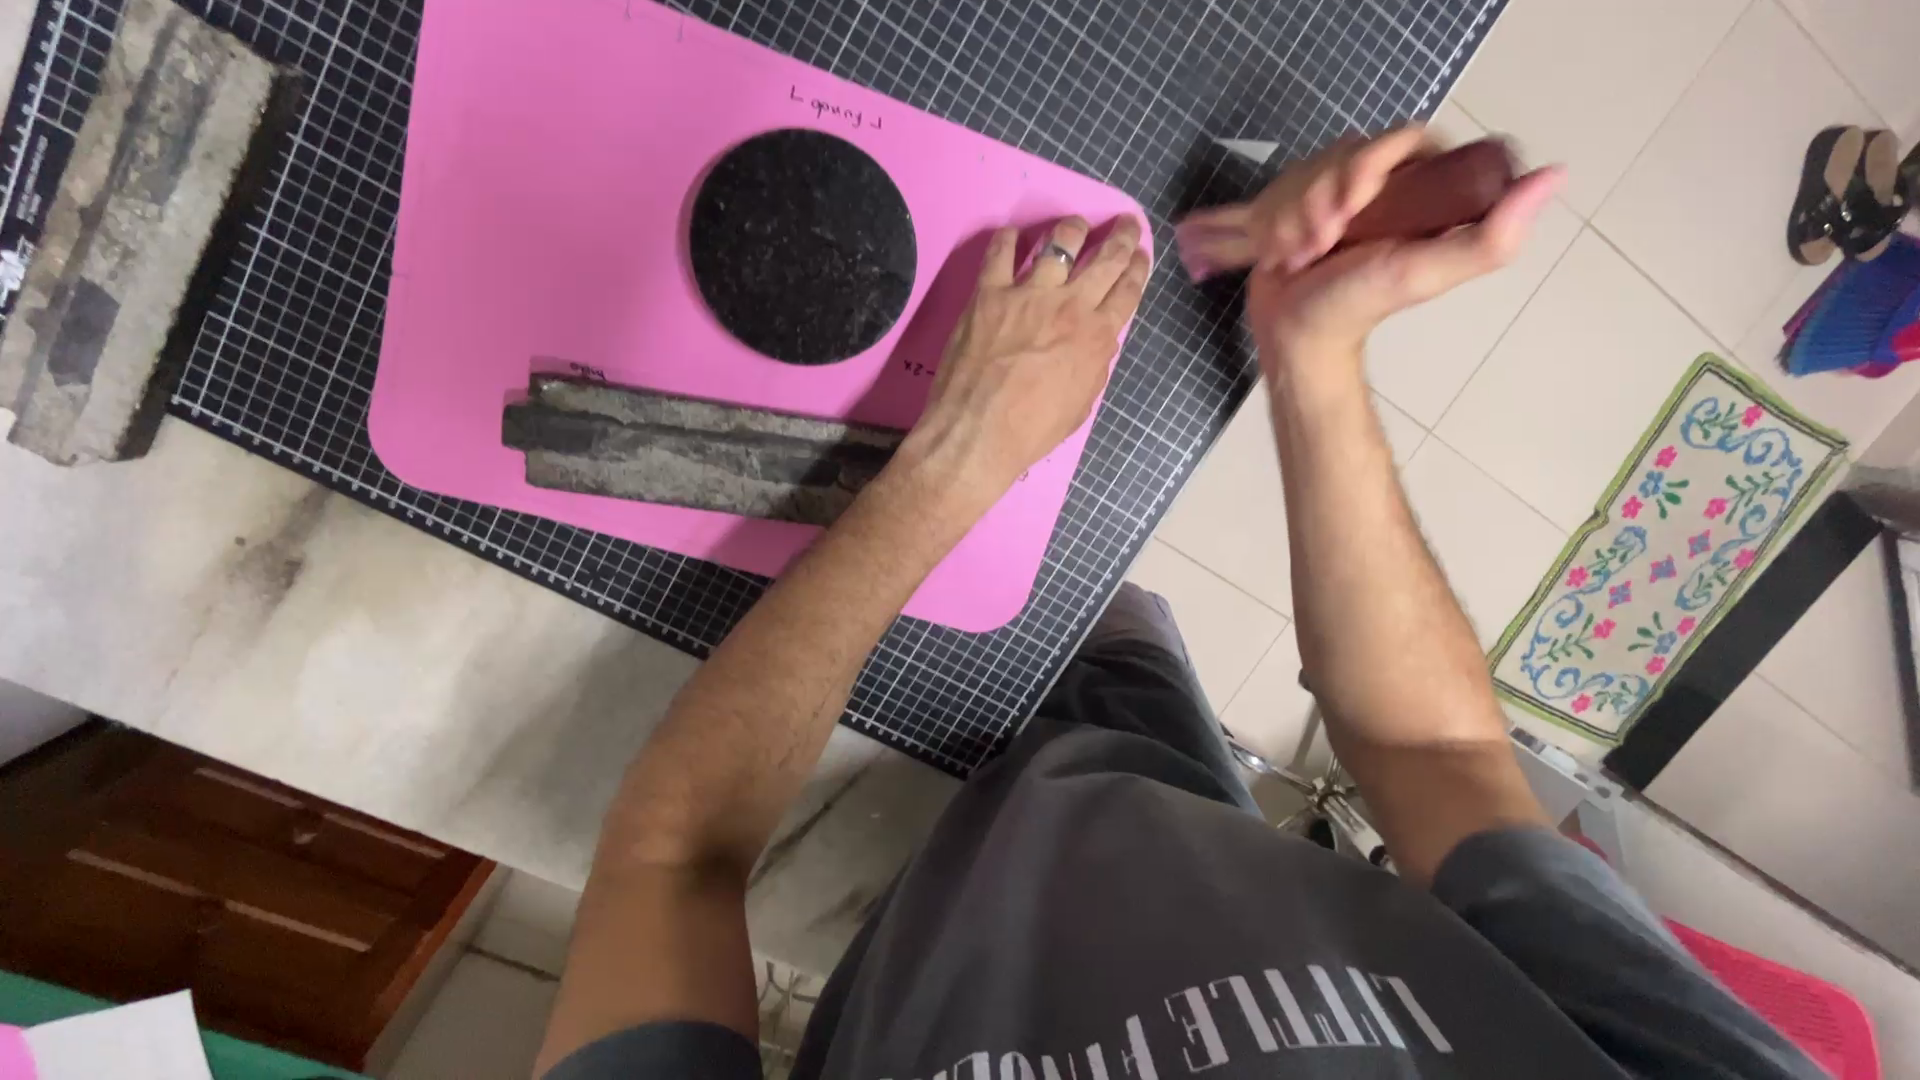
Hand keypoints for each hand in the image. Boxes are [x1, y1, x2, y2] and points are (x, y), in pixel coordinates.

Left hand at [903, 215, 1150, 502]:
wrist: (978, 432)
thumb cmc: (1031, 431)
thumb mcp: (1080, 406)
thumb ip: (1093, 367)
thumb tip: (1099, 344)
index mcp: (1096, 337)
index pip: (1127, 291)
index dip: (1138, 268)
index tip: (1141, 254)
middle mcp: (1069, 306)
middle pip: (1104, 259)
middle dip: (1121, 237)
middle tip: (1126, 224)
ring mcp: (1028, 295)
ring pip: (1060, 244)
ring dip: (1072, 229)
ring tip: (1076, 224)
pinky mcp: (989, 293)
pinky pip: (1001, 253)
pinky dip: (1008, 239)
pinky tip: (1013, 234)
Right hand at [1243, 127, 1562, 378]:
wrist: (1294, 338)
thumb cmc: (1356, 307)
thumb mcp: (1424, 274)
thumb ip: (1489, 237)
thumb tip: (1555, 175)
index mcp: (1421, 192)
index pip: (1402, 140)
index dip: (1368, 162)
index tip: (1351, 203)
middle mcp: (1380, 188)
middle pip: (1345, 152)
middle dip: (1320, 199)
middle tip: (1320, 244)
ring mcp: (1334, 199)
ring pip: (1305, 172)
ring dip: (1292, 218)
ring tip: (1299, 257)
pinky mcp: (1294, 211)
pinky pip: (1276, 192)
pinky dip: (1270, 225)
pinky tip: (1279, 254)